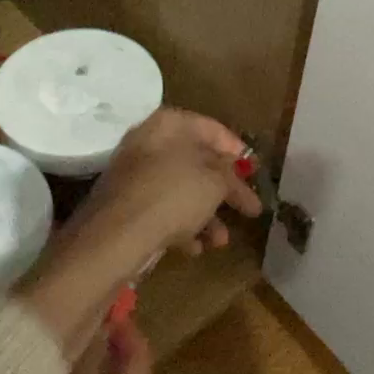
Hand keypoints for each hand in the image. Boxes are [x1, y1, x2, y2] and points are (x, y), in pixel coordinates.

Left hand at [22, 108, 261, 358]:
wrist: (118, 234)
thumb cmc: (173, 195)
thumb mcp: (215, 181)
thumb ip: (229, 173)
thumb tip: (231, 172)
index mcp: (169, 125)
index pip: (212, 128)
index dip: (237, 149)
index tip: (255, 169)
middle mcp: (150, 143)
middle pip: (197, 163)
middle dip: (225, 190)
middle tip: (250, 208)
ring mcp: (136, 175)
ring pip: (181, 190)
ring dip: (207, 215)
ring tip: (222, 241)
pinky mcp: (128, 205)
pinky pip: (163, 210)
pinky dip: (182, 226)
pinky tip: (196, 248)